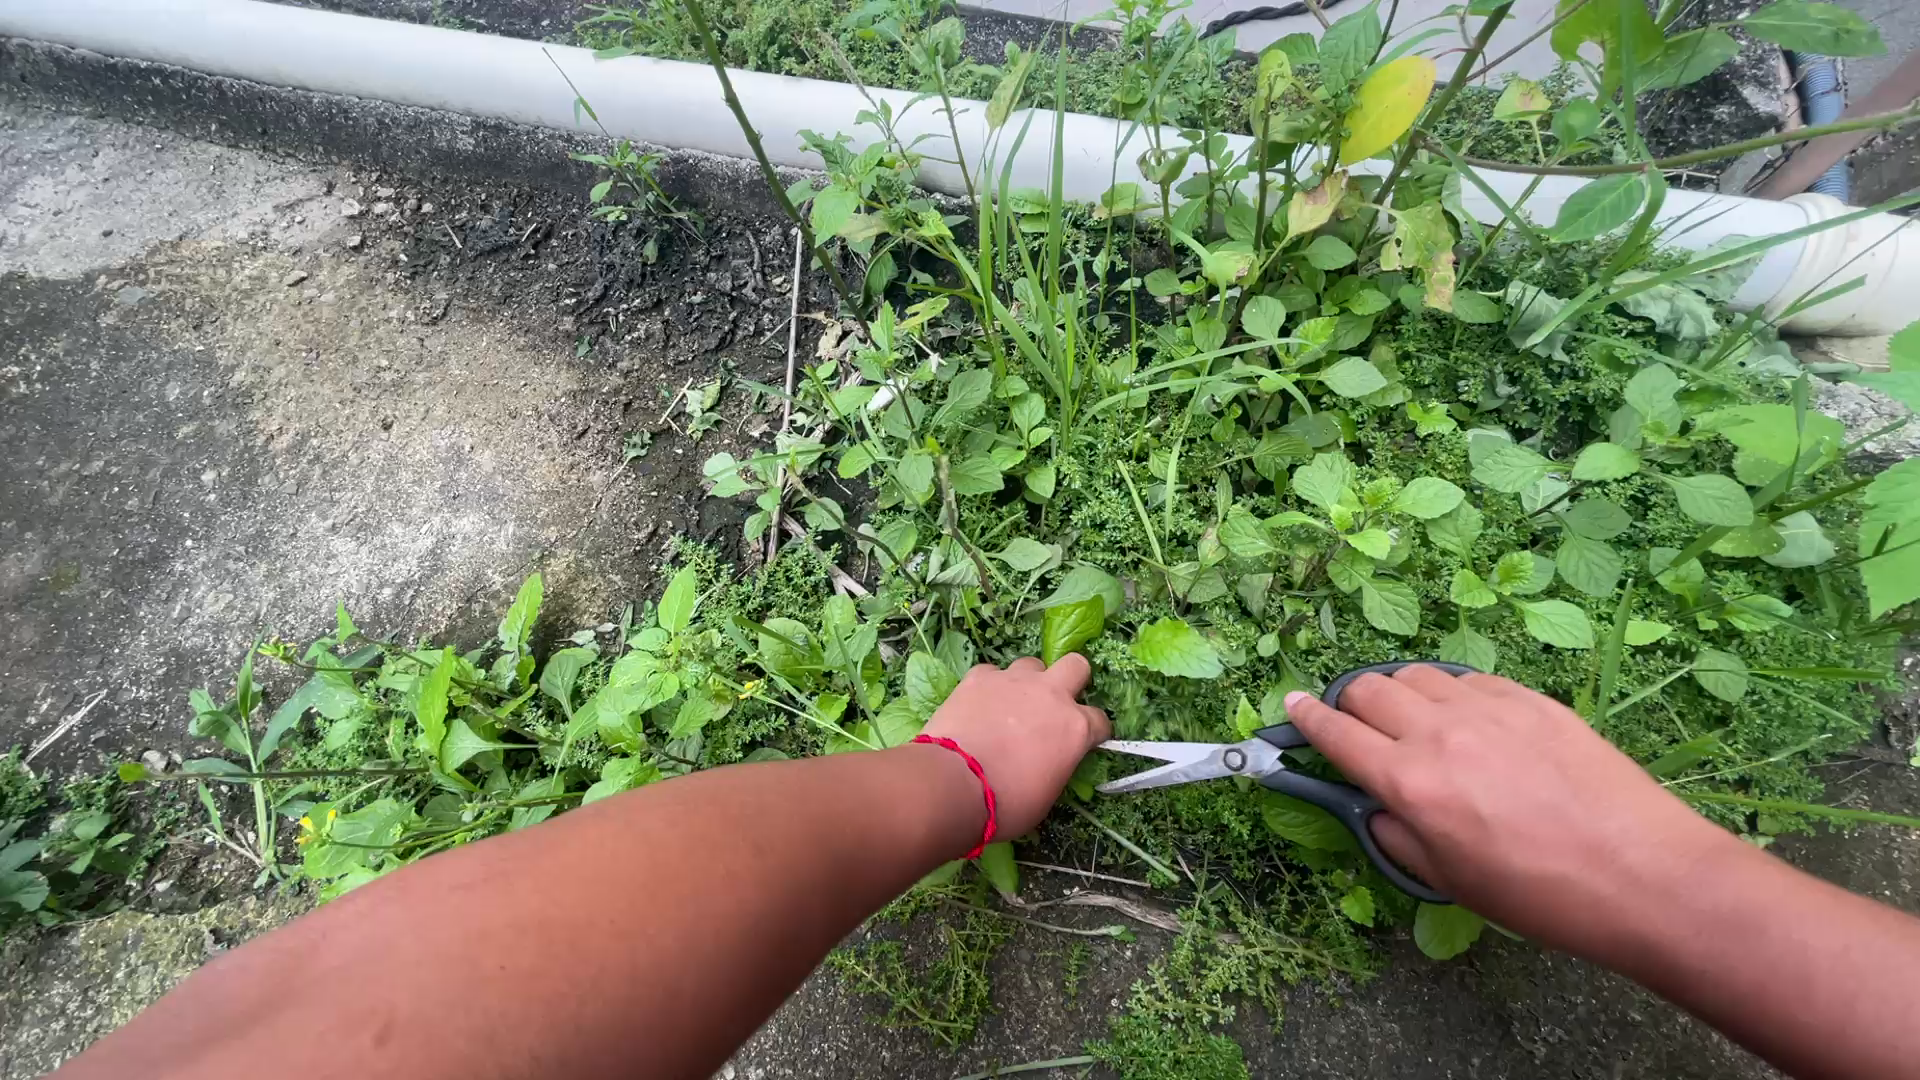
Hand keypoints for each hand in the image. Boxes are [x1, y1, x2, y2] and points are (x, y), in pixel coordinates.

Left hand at [919, 655, 1110, 838]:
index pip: (1100, 721)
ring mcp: (1014, 680)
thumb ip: (1056, 763)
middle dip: (1072, 679)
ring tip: (1009, 705)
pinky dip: (989, 687)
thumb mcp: (1046, 794)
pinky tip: (978, 705)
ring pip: (1031, 665)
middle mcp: (1050, 695)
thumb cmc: (1006, 803)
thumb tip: (1050, 758)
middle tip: (1055, 703)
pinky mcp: (980, 676)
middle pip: (1076, 665)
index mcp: (1074, 728)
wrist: (954, 783)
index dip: (1093, 732)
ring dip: (1026, 683)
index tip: (1083, 742)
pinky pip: (991, 673)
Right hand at [1284, 666, 1739, 957]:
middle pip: (1365, 688)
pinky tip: (1470, 721)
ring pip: (1411, 673)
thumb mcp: (1448, 878)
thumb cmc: (1541, 894)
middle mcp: (1437, 734)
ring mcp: (1485, 709)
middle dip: (1348, 703)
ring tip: (1415, 719)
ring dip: (1397, 692)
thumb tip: (1373, 801)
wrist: (1654, 880)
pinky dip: (1450, 692)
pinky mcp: (1529, 699)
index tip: (1292, 704)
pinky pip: (1466, 678)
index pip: (1334, 733)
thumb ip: (1391, 831)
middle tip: (1362, 727)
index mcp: (1410, 783)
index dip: (1305, 716)